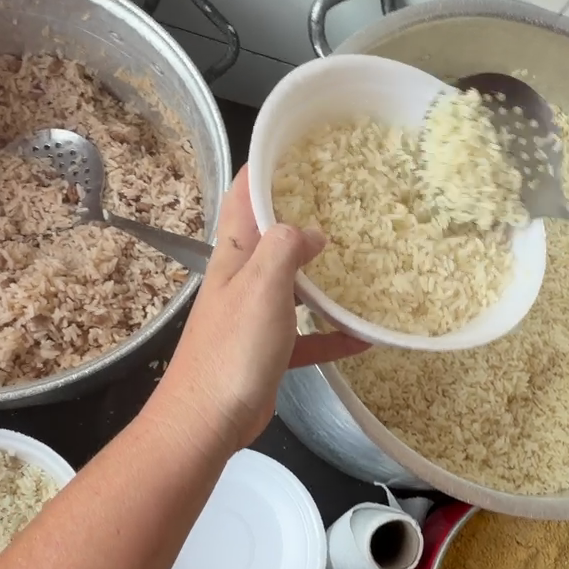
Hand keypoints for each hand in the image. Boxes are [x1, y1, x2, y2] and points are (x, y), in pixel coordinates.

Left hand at [151, 166, 369, 453]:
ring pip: (293, 287)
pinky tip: (363, 336)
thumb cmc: (231, 350)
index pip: (244, 196)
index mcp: (234, 255)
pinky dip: (331, 335)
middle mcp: (242, 279)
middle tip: (346, 201)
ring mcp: (254, 317)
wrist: (206, 421)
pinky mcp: (267, 352)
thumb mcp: (261, 286)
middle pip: (272, 237)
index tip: (298, 146)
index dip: (266, 167)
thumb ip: (287, 249)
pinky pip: (306, 337)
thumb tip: (313, 233)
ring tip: (361, 261)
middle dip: (303, 216)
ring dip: (322, 277)